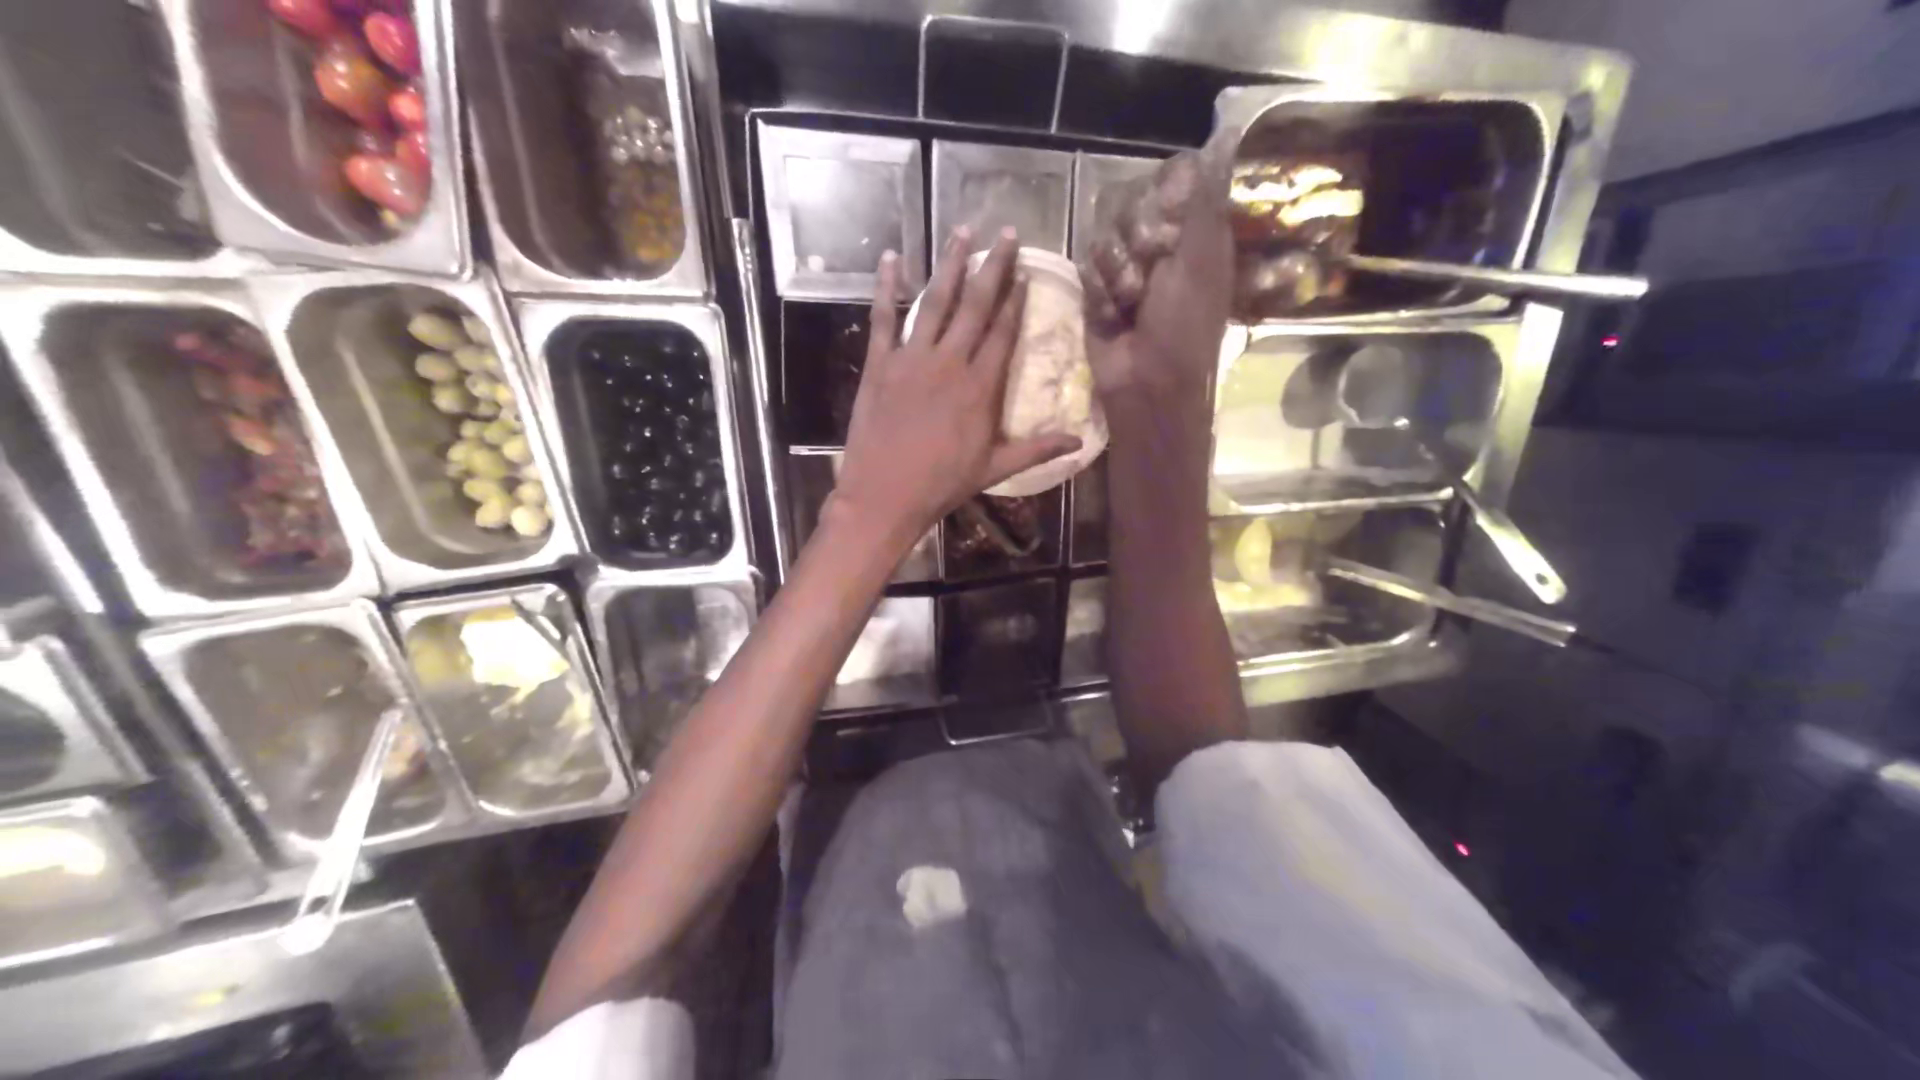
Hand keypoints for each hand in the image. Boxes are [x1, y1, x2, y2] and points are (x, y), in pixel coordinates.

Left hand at [830, 227, 1082, 548]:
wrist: (885, 495)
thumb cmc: (942, 484)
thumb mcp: (995, 468)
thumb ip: (1036, 450)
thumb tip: (1080, 442)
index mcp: (980, 387)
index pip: (1003, 333)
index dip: (1017, 302)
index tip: (1026, 274)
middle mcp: (950, 363)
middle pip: (976, 306)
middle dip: (994, 268)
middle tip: (1007, 234)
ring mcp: (912, 360)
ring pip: (934, 302)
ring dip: (950, 265)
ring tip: (962, 232)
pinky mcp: (879, 365)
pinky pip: (882, 318)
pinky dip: (886, 287)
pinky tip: (892, 258)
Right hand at [1082, 148, 1232, 405]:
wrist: (1147, 382)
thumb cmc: (1183, 325)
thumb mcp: (1201, 258)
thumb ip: (1202, 199)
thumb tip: (1224, 134)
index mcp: (1193, 230)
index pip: (1169, 177)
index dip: (1160, 195)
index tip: (1166, 221)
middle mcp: (1158, 241)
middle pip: (1129, 200)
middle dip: (1136, 238)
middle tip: (1150, 271)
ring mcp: (1124, 265)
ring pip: (1103, 234)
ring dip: (1116, 272)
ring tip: (1129, 303)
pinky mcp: (1096, 289)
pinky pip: (1086, 267)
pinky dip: (1099, 293)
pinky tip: (1111, 316)